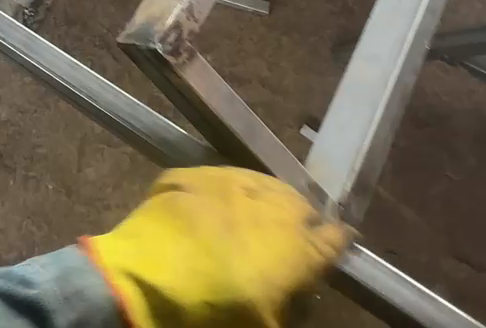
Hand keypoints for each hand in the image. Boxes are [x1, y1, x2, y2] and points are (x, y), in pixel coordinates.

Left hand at [81, 167, 352, 327]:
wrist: (145, 282)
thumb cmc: (214, 315)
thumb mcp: (266, 324)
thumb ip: (290, 302)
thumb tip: (296, 290)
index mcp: (295, 248)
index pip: (331, 238)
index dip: (336, 240)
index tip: (340, 240)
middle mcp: (267, 204)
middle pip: (295, 202)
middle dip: (299, 215)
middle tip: (294, 230)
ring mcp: (225, 182)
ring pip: (258, 182)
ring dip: (264, 197)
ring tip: (259, 212)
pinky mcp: (188, 173)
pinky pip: (217, 179)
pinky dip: (224, 192)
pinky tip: (217, 207)